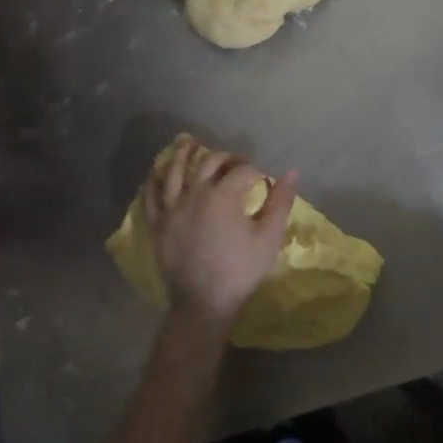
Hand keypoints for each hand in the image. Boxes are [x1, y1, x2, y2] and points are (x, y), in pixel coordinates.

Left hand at [142, 136, 297, 324]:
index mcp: (223, 194)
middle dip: (227, 157)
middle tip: (237, 162)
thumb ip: (281, 201)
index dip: (257, 172)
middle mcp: (194, 193)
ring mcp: (171, 207)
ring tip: (188, 140)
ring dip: (182, 152)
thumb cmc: (241, 269)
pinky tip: (157, 172)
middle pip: (209, 162)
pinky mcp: (157, 223)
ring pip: (174, 170)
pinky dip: (153, 179)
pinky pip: (151, 195)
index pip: (243, 170)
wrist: (204, 301)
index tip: (265, 182)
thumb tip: (291, 172)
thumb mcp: (269, 236)